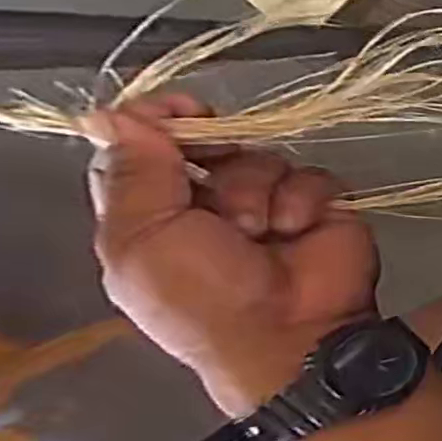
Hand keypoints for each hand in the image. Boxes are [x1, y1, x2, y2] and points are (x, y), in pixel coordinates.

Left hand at [84, 96, 379, 415]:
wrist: (291, 331)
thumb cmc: (202, 295)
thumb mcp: (142, 237)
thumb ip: (133, 173)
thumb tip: (115, 115)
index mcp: (158, 212)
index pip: (150, 149)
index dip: (159, 123)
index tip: (180, 109)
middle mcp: (216, 204)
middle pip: (213, 145)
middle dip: (217, 156)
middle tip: (218, 175)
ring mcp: (276, 206)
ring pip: (264, 158)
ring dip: (258, 190)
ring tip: (262, 230)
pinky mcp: (326, 210)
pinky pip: (314, 177)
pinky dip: (304, 199)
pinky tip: (298, 228)